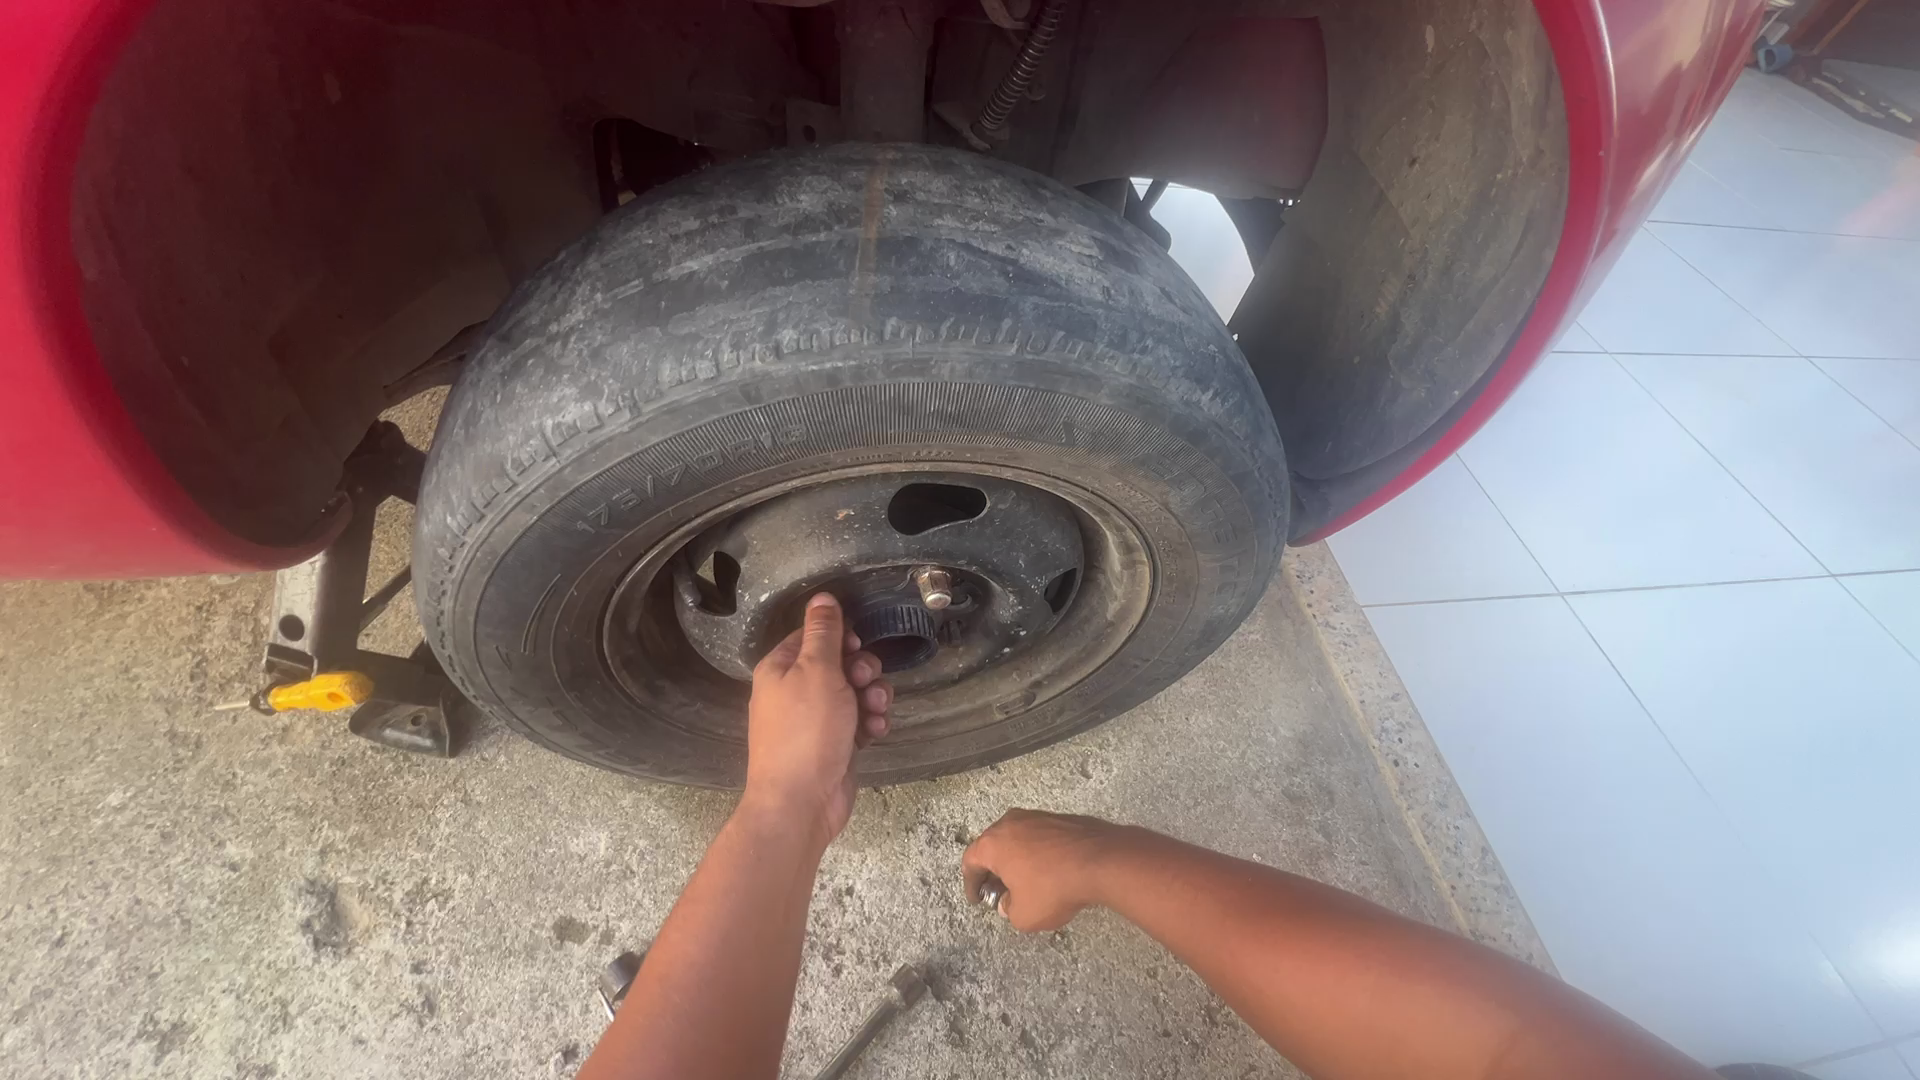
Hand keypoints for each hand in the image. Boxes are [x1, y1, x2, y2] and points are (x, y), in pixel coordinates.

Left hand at [744, 594, 891, 846]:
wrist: (800, 803)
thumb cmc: (806, 731)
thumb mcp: (817, 670)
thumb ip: (824, 632)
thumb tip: (822, 597)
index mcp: (780, 668)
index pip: (813, 636)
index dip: (840, 638)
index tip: (856, 647)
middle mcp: (794, 691)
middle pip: (839, 663)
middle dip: (863, 670)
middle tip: (865, 682)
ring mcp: (814, 720)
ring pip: (854, 692)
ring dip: (872, 697)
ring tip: (874, 712)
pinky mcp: (833, 743)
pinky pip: (858, 720)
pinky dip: (870, 723)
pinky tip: (874, 732)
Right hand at [962, 809, 1128, 931]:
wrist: (1098, 860)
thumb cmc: (1054, 887)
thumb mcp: (1023, 916)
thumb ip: (1008, 910)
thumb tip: (1008, 902)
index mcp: (993, 843)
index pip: (970, 861)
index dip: (970, 883)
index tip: (977, 898)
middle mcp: (1010, 823)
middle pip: (991, 847)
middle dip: (992, 871)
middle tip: (998, 892)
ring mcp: (1035, 817)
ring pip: (1015, 839)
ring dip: (1014, 860)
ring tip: (1024, 883)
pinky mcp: (1057, 818)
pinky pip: (1037, 837)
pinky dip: (1034, 853)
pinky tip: (1046, 872)